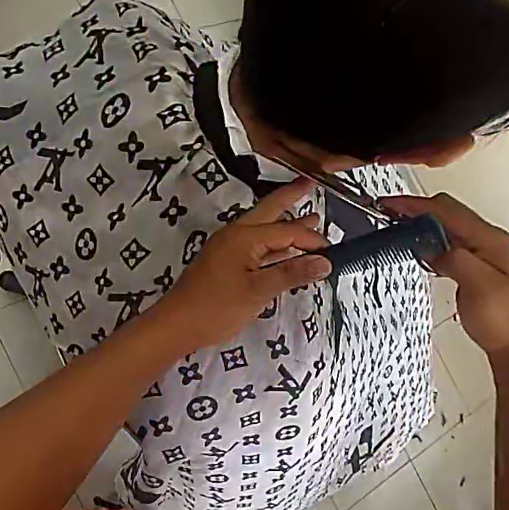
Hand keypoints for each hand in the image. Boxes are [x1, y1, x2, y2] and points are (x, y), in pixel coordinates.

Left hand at [147, 180, 330, 350]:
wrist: (177, 325)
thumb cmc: (215, 308)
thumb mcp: (258, 291)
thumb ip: (292, 273)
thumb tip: (324, 262)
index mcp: (244, 237)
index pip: (287, 230)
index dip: (311, 239)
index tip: (331, 251)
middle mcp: (235, 235)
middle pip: (270, 211)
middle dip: (291, 198)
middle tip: (311, 184)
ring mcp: (228, 247)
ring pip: (262, 228)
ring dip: (285, 223)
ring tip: (309, 218)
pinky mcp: (224, 261)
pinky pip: (254, 244)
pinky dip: (274, 244)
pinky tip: (285, 251)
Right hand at [383, 193, 508, 358]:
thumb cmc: (503, 320)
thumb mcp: (480, 287)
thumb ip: (456, 260)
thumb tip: (435, 247)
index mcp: (489, 240)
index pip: (447, 211)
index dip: (415, 205)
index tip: (391, 205)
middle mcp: (487, 241)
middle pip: (447, 211)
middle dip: (416, 208)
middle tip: (390, 212)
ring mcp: (482, 253)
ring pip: (447, 226)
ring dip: (422, 222)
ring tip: (398, 225)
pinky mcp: (475, 266)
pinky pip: (448, 243)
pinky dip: (429, 240)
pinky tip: (419, 248)